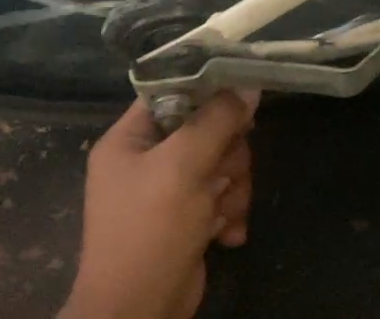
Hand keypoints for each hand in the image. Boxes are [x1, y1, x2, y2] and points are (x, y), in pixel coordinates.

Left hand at [59, 91, 258, 318]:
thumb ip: (217, 119)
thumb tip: (250, 84)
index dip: (208, 89)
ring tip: (220, 214)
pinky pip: (225, 193)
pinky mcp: (190, 216)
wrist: (137, 314)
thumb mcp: (183, 166)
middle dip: (227, 154)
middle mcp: (149, 159)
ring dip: (233, 187)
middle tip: (222, 173)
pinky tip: (224, 234)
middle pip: (210, 127)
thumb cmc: (149, 231)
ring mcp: (171, 189)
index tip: (240, 97)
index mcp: (130, 139)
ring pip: (225, 160)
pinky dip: (230, 211)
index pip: (173, 91)